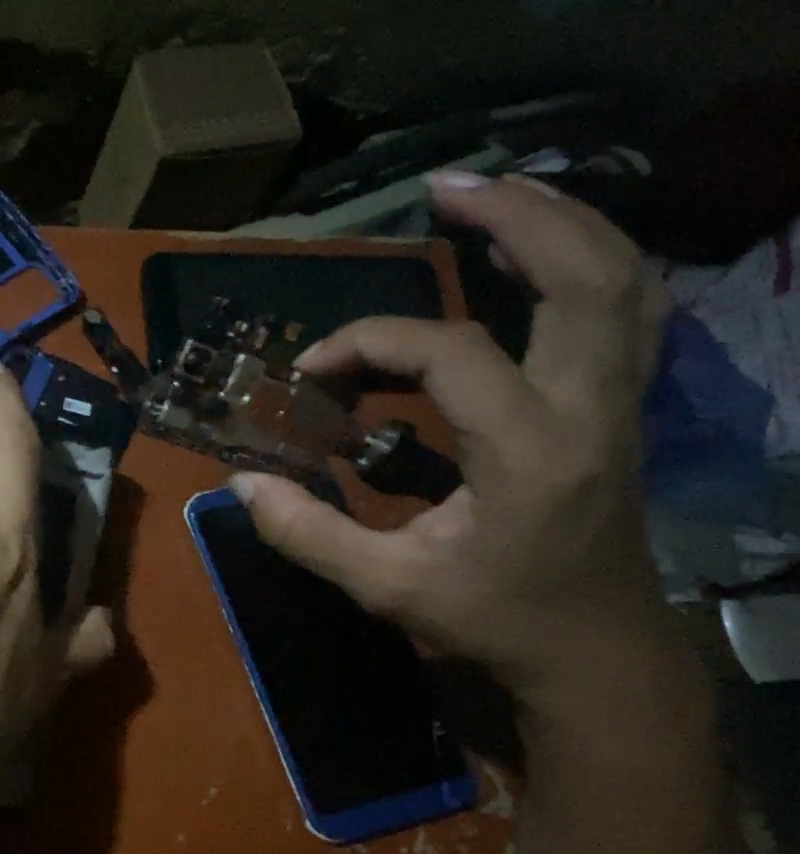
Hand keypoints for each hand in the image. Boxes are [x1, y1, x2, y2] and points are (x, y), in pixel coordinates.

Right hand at [231, 173, 671, 722]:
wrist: (599, 651)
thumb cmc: (494, 619)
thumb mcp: (386, 587)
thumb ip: (308, 533)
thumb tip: (241, 483)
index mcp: (529, 452)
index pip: (450, 354)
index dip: (369, 344)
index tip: (310, 370)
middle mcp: (590, 409)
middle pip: (586, 277)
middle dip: (519, 219)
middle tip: (444, 192)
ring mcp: (619, 402)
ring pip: (621, 280)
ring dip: (562, 225)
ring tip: (491, 199)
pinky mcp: (619, 406)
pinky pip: (622, 308)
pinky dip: (583, 263)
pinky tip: (531, 255)